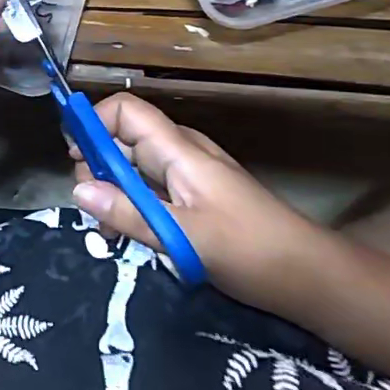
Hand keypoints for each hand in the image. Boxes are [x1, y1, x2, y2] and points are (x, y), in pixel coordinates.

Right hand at [69, 93, 342, 311]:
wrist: (313, 279)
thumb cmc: (253, 251)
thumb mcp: (185, 237)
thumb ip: (129, 214)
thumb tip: (78, 191)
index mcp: (178, 151)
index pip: (124, 111)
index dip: (93, 124)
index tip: (76, 160)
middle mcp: (178, 153)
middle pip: (118, 138)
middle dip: (96, 169)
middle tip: (95, 210)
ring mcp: (184, 174)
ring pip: (128, 166)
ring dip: (109, 192)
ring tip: (110, 231)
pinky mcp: (188, 195)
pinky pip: (144, 186)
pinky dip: (128, 204)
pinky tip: (127, 234)